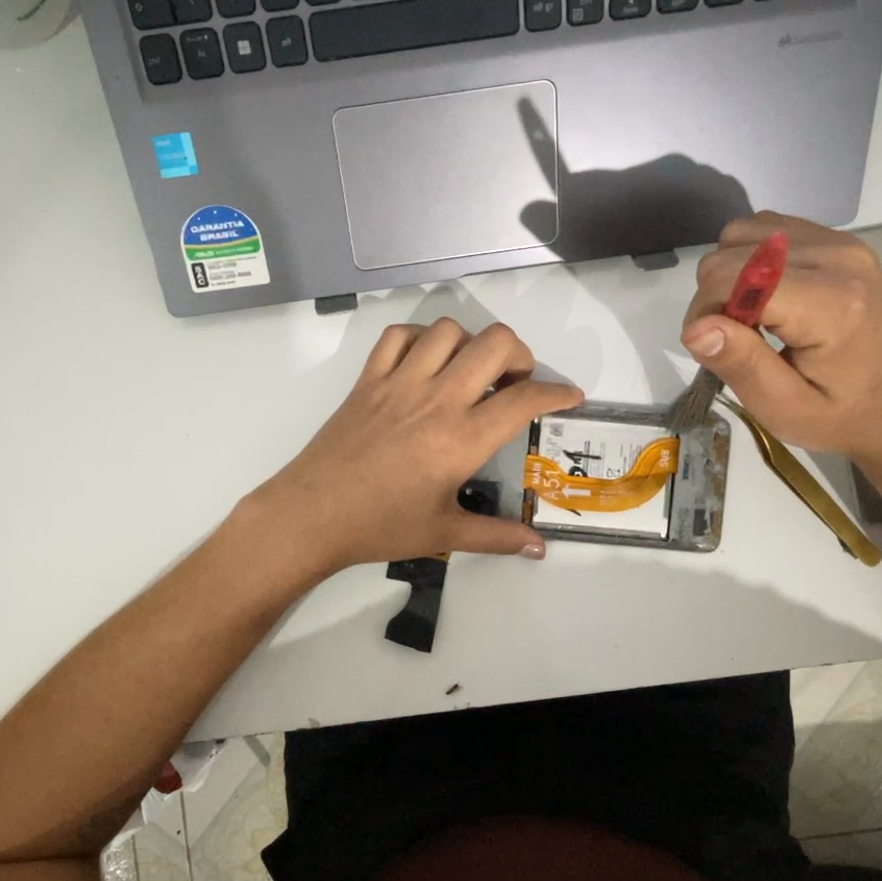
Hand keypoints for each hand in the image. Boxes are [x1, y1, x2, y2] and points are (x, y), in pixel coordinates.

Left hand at [248, 318, 582, 572]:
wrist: (312, 515)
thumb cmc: (381, 526)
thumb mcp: (444, 535)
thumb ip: (497, 537)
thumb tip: (538, 550)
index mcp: (462, 438)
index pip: (524, 400)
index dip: (556, 393)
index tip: (569, 396)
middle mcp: (437, 399)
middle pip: (495, 343)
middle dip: (519, 355)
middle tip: (514, 384)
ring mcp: (399, 383)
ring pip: (448, 330)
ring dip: (470, 343)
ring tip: (469, 373)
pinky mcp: (367, 380)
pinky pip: (397, 336)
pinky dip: (419, 339)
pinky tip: (424, 363)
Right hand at [680, 212, 881, 471]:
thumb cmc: (840, 416)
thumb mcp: (784, 410)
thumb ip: (741, 365)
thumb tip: (695, 329)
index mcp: (831, 304)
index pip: (733, 276)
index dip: (704, 311)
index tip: (712, 349)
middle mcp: (838, 258)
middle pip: (731, 252)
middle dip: (714, 298)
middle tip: (734, 341)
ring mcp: (840, 242)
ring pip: (743, 235)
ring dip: (729, 277)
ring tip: (749, 319)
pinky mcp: (836, 240)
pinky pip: (766, 231)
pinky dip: (749, 263)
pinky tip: (764, 298)